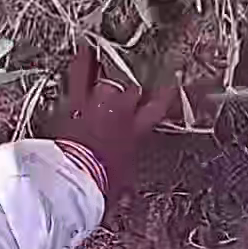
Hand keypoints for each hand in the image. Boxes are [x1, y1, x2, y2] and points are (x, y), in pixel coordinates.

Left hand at [38, 44, 174, 201]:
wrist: (75, 177)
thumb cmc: (99, 185)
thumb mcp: (118, 188)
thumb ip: (123, 187)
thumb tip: (125, 197)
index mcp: (135, 134)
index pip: (158, 109)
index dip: (165, 97)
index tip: (172, 87)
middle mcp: (121, 114)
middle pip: (133, 92)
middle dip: (133, 93)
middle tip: (132, 92)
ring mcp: (99, 104)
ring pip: (111, 81)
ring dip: (110, 80)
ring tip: (111, 69)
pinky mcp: (77, 102)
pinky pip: (80, 75)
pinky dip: (82, 63)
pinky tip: (83, 51)